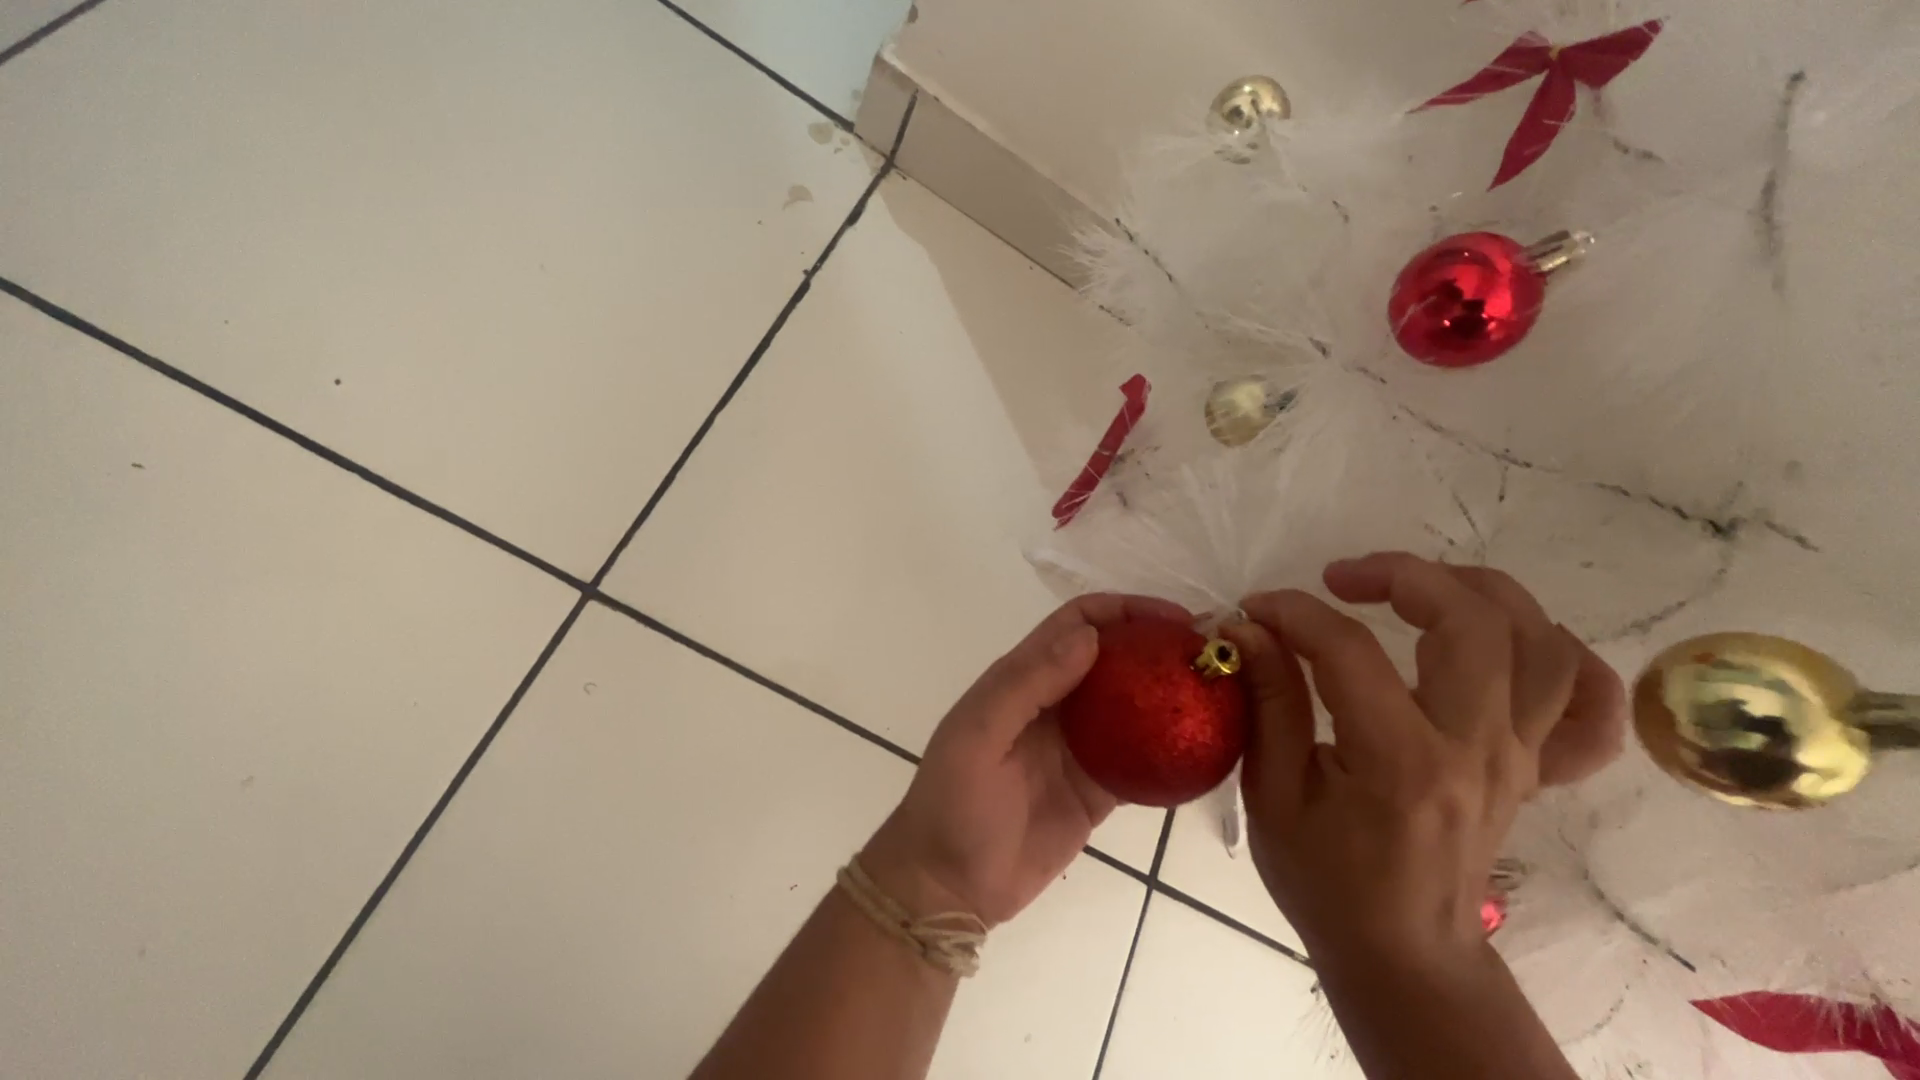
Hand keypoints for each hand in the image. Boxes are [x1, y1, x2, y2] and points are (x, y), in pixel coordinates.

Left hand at [862, 594, 1190, 926]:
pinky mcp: (1099, 790)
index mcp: (1023, 679)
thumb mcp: (978, 736)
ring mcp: (1081, 748)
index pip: (1079, 624)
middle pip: (1115, 660)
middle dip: (1160, 648)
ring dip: (1173, 696)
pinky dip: (1172, 752)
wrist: (949, 886)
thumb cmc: (953, 803)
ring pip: (1135, 707)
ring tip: (1224, 694)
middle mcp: (1057, 704)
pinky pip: (1143, 762)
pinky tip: (1210, 750)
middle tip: (1215, 655)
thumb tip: (1090, 637)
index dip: (1124, 611)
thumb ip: (1027, 684)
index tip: (1176, 619)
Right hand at [1224, 553, 1625, 965]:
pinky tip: (1510, 642)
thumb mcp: (1272, 795)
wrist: (1404, 953)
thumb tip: (1247, 629)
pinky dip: (1563, 657)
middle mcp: (1476, 749)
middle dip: (1401, 574)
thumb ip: (1268, 703)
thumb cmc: (1324, 881)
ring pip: (1541, 642)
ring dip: (1477, 593)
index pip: (1350, 650)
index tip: (1252, 610)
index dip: (1293, 613)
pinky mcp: (1537, 769)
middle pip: (1474, 621)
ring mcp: (1520, 757)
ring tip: (1415, 590)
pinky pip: (1588, 704)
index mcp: (1401, 761)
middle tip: (1341, 579)